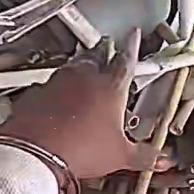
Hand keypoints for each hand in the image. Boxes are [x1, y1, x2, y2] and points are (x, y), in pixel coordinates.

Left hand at [0, 31, 159, 179]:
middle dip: (104, 50)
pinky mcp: (36, 93)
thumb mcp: (120, 156)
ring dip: (81, 66)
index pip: (126, 59)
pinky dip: (57, 87)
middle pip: (97, 55)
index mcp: (111, 88)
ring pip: (73, 65)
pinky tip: (57, 98)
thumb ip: (143, 155)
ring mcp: (58, 82)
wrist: (35, 154)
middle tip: (107, 47)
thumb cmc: (79, 149)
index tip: (133, 34)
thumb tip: (158, 159)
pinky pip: (50, 84)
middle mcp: (85, 78)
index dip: (132, 45)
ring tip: (85, 70)